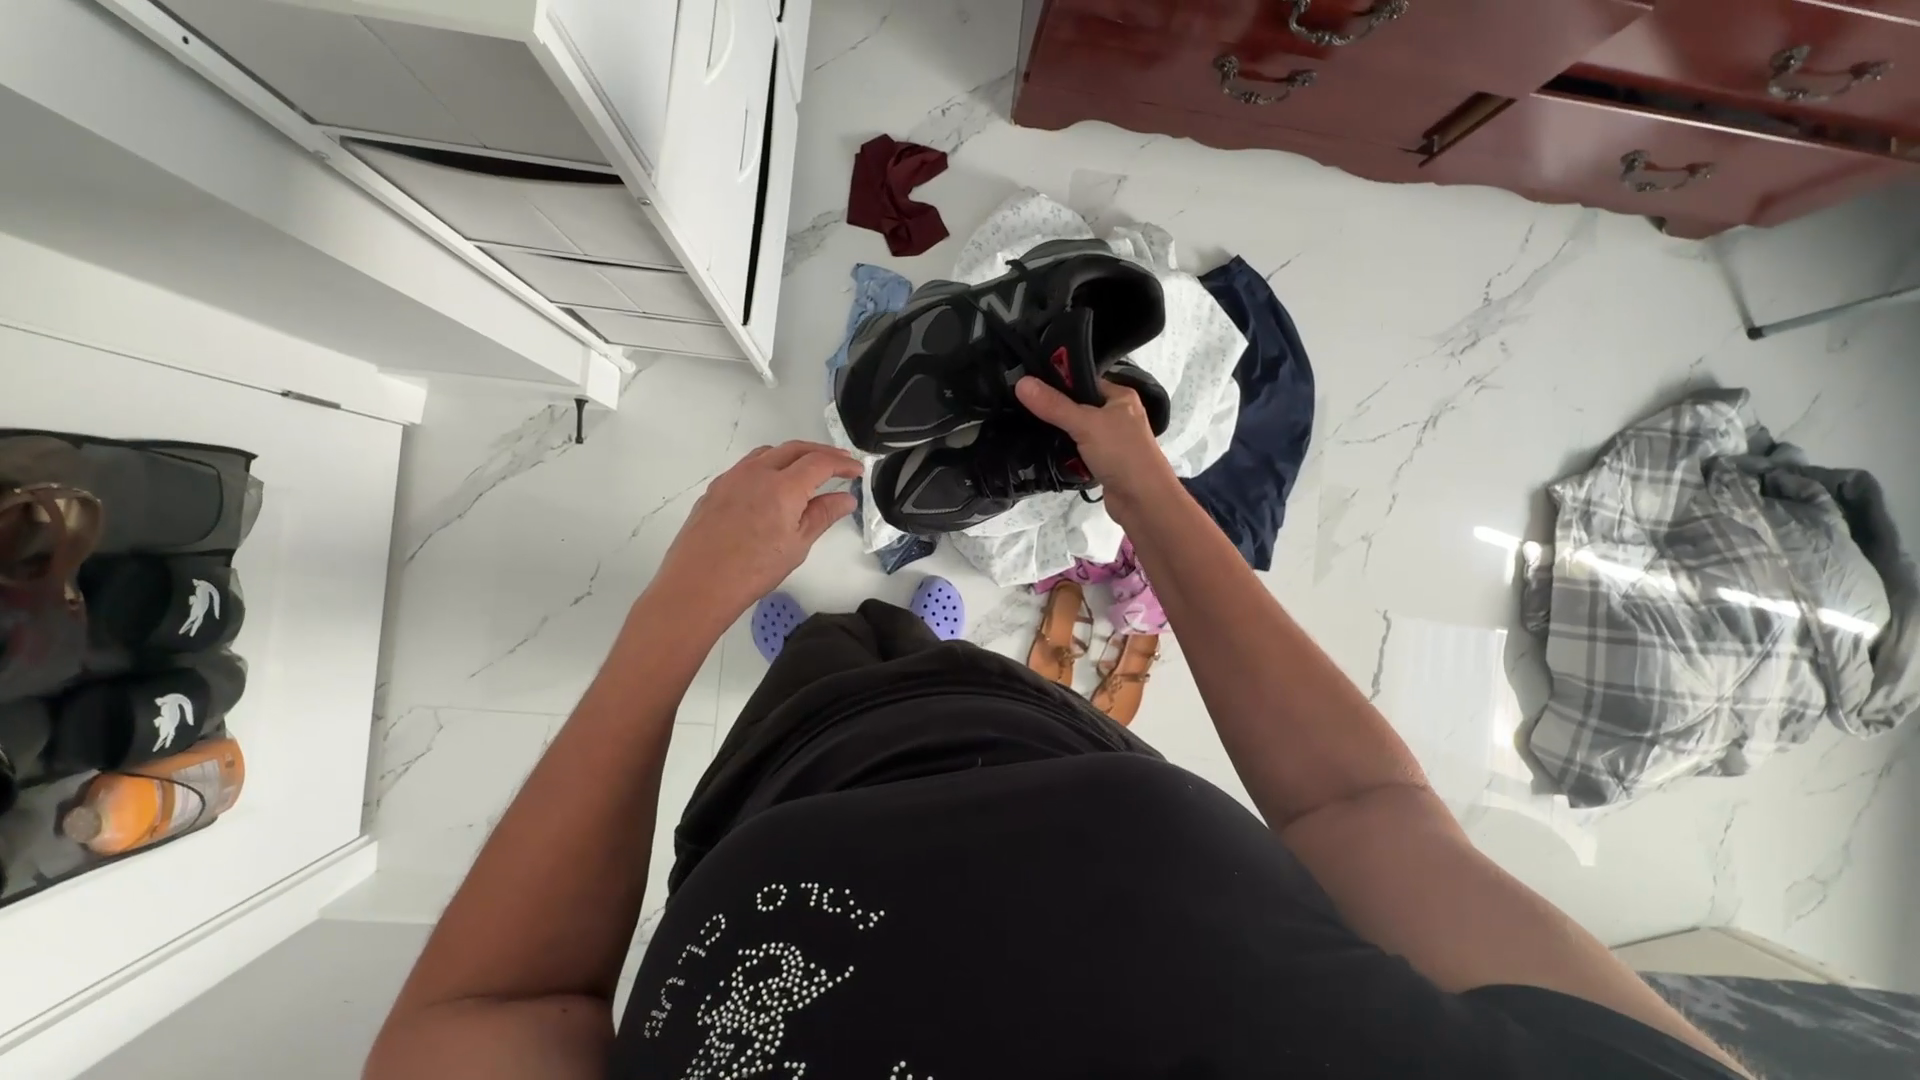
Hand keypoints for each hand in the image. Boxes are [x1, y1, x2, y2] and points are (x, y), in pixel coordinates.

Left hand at [652, 441, 861, 620]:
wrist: (698, 584)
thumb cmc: (753, 570)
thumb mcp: (797, 545)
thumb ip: (822, 515)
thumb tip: (845, 498)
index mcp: (783, 486)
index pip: (820, 462)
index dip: (842, 462)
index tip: (857, 469)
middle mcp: (757, 473)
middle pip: (795, 448)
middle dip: (821, 452)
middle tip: (840, 462)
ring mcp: (732, 478)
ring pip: (768, 453)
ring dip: (793, 455)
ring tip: (807, 470)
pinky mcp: (715, 489)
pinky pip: (747, 466)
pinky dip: (768, 466)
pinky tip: (772, 487)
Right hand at [1015, 376, 1179, 517]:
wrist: (1144, 501)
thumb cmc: (1122, 454)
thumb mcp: (1085, 424)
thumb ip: (1054, 405)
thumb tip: (1022, 383)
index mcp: (1120, 396)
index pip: (1084, 381)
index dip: (1059, 382)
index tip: (1029, 385)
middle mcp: (1118, 415)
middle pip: (1078, 406)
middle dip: (1056, 411)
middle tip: (1024, 409)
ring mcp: (1112, 441)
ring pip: (1078, 431)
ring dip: (1060, 435)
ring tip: (1030, 430)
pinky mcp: (1105, 462)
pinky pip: (1080, 452)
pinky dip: (1067, 454)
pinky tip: (1048, 453)